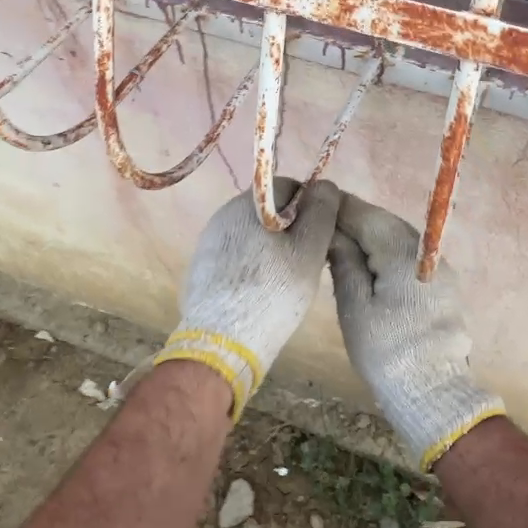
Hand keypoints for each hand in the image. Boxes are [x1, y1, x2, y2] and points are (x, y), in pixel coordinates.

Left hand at [155, 178, 341, 418]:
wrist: (221, 342)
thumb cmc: (272, 292)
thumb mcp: (309, 250)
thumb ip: (321, 212)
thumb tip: (325, 185)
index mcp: (249, 202)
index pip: (290, 187)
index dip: (311, 208)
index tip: (319, 238)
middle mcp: (224, 214)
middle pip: (270, 211)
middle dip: (291, 230)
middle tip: (305, 263)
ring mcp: (210, 241)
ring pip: (254, 234)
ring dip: (273, 249)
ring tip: (283, 282)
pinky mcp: (203, 267)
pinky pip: (238, 256)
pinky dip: (253, 266)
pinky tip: (260, 292)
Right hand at [328, 193, 503, 470]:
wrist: (434, 394)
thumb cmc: (387, 352)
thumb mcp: (355, 307)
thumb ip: (344, 262)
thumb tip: (332, 231)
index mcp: (402, 251)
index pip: (365, 213)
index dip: (337, 206)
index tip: (311, 203)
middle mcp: (425, 251)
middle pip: (383, 222)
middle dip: (353, 219)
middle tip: (320, 224)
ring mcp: (438, 268)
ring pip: (397, 238)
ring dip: (369, 236)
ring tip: (338, 243)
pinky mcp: (442, 285)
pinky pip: (408, 256)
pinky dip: (385, 253)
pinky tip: (366, 264)